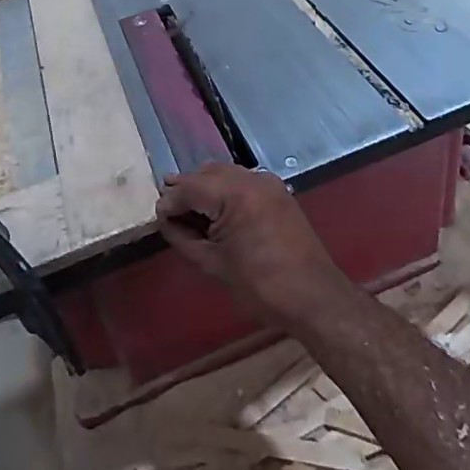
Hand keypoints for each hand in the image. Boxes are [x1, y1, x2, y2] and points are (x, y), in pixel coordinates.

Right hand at [157, 163, 356, 330]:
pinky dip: (226, 191)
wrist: (312, 295)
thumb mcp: (213, 263)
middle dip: (186, 191)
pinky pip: (243, 181)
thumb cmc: (260, 286)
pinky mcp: (278, 191)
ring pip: (225, 174)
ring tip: (190, 216)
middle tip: (169, 216)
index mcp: (235, 193)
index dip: (169, 202)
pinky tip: (217, 213)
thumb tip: (166, 221)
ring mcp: (268, 182)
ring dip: (205, 188)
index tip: (157, 220)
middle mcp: (252, 178)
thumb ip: (184, 237)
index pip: (190, 187)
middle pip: (207, 174)